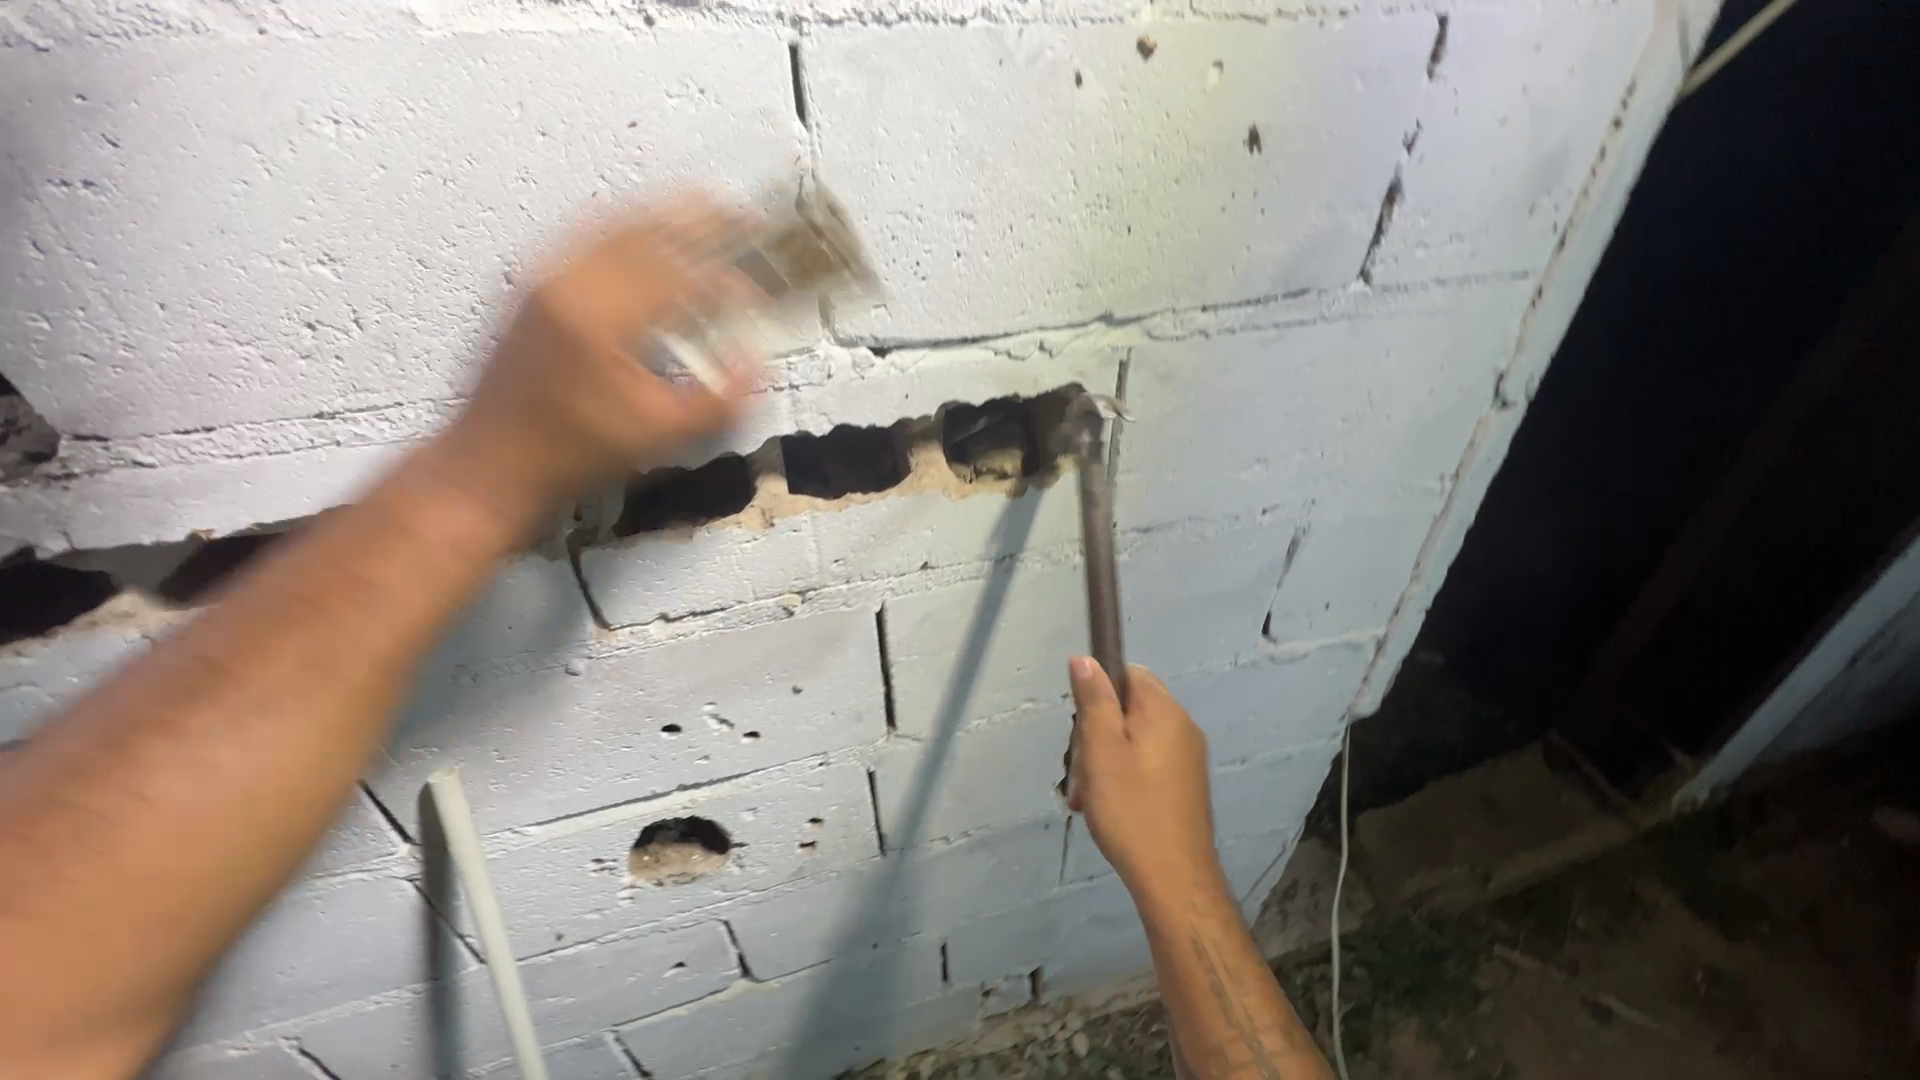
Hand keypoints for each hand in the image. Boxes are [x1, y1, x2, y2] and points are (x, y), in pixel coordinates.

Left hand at [449, 195, 766, 501]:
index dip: (727, 276)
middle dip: (700, 217)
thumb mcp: (659, 437)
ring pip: (613, 223)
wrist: (489, 465)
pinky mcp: (531, 288)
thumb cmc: (572, 455)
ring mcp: (543, 279)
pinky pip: (587, 237)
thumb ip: (719, 401)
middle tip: (742, 214)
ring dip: (664, 215)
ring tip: (705, 212)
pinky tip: (648, 239)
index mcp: (602, 317)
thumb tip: (756, 363)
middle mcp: (568, 283)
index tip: (757, 288)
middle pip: (645, 226)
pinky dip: (628, 228)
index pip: (679, 274)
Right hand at [1067, 658, 1223, 896]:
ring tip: (1087, 796)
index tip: (1080, 726)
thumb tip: (1085, 659)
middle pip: (1127, 708)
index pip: (1128, 673)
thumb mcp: (1101, 748)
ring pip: (1132, 740)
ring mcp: (1187, 758)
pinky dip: (1122, 777)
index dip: (1097, 692)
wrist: (1174, 878)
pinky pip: (1146, 764)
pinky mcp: (1185, 785)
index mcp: (1164, 710)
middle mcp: (1182, 727)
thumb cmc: (1131, 808)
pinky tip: (1105, 807)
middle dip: (1095, 734)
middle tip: (1080, 770)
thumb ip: (1094, 700)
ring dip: (1103, 761)